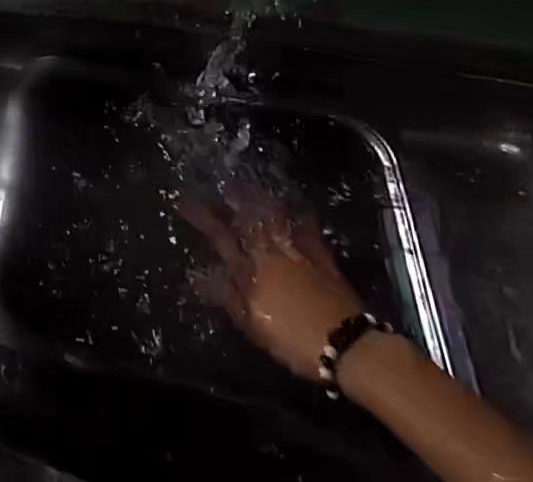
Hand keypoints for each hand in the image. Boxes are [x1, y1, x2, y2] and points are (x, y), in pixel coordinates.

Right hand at [177, 191, 363, 380]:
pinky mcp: (323, 261)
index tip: (182, 202)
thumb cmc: (295, 339)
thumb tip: (196, 277)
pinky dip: (299, 215)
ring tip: (250, 186)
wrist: (350, 347)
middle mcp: (271, 254)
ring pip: (275, 218)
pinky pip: (308, 230)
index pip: (218, 236)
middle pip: (247, 220)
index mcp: (250, 269)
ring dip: (261, 200)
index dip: (200, 218)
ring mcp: (299, 254)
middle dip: (232, 200)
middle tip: (222, 184)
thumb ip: (225, 297)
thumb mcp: (253, 324)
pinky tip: (296, 206)